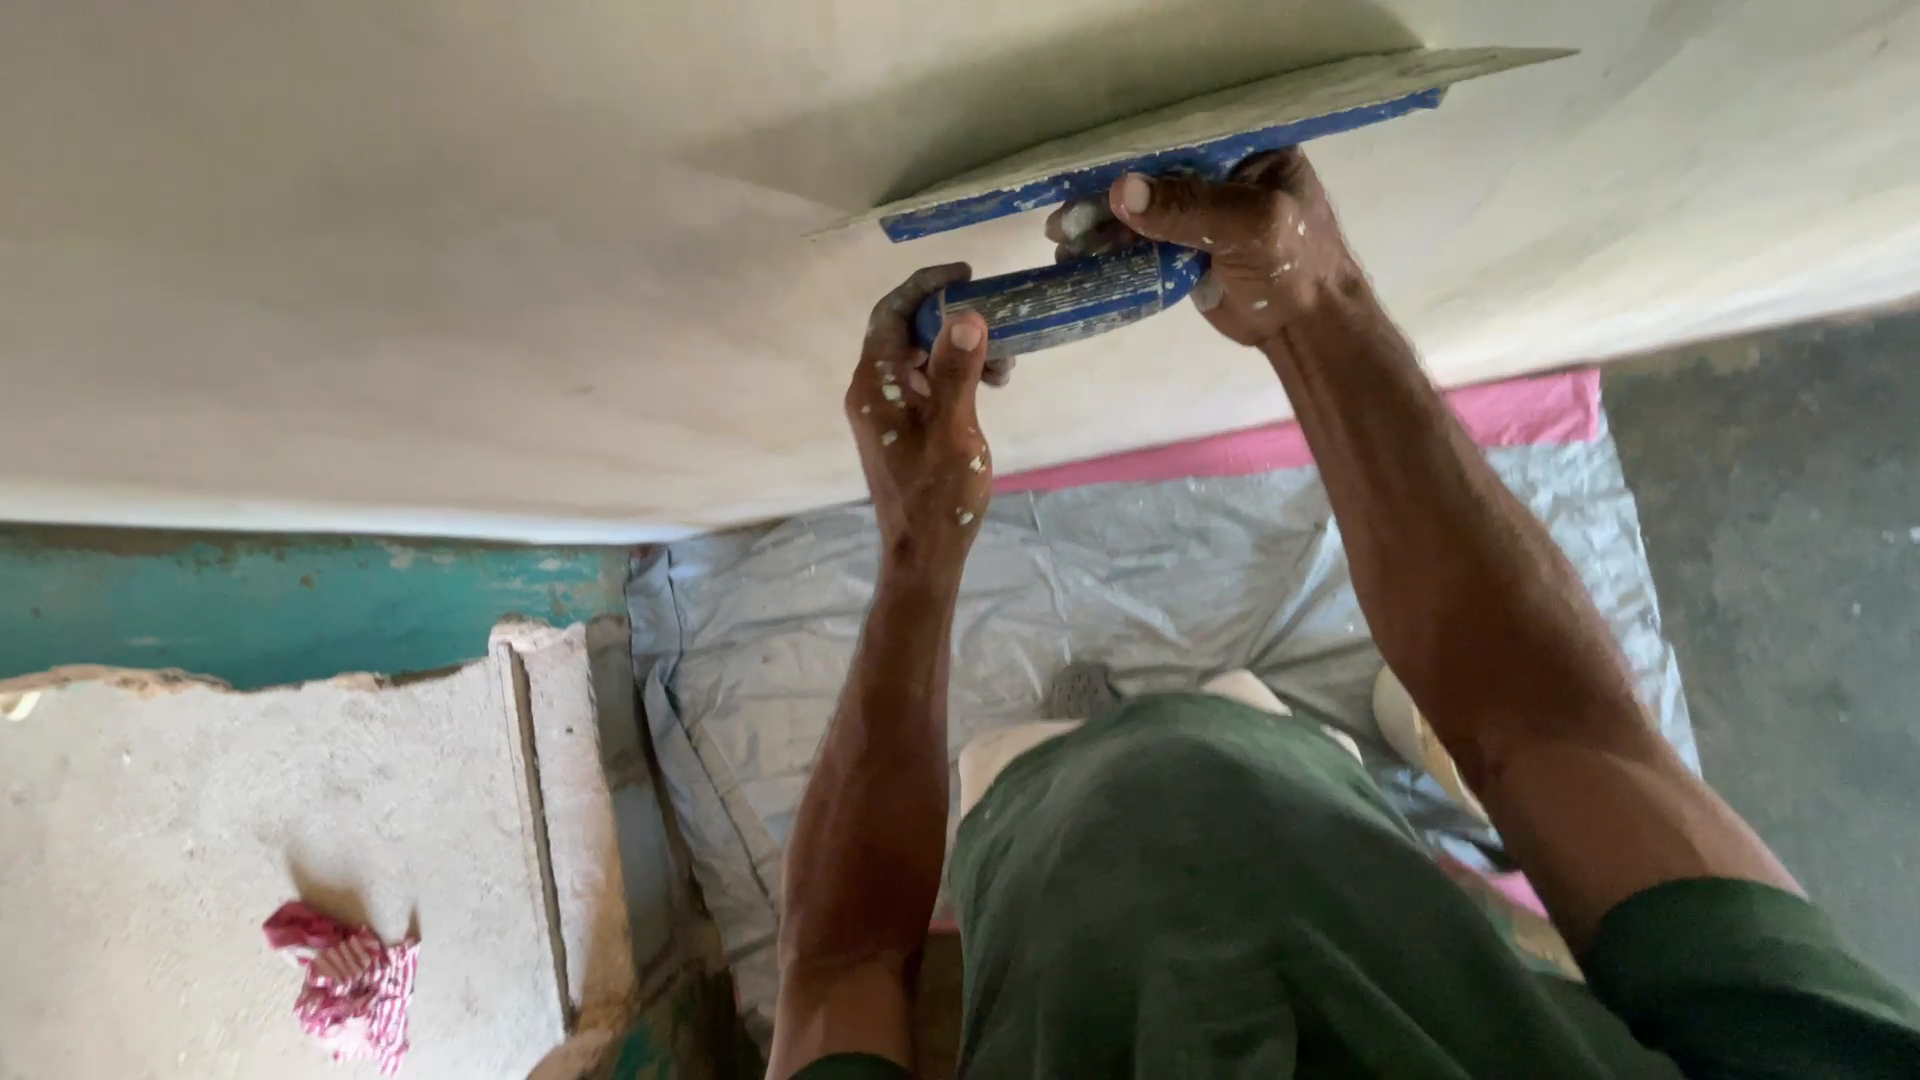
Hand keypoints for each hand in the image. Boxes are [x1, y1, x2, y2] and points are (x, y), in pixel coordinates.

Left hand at [847, 264, 997, 573]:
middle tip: (996, 324)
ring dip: (960, 351)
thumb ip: (957, 370)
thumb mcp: (954, 429)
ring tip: (1004, 366)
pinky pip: (927, 385)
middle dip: (952, 321)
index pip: (890, 314)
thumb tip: (966, 315)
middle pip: (906, 332)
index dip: (925, 286)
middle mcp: (873, 391)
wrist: (924, 552)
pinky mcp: (903, 429)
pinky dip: (955, 376)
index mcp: (875, 384)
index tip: (966, 275)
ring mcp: (887, 412)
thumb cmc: (937, 495)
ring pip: (921, 359)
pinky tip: (988, 387)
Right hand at [1043, 148, 1365, 348]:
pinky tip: (1082, 260)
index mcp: (1244, 150)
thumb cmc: (1294, 267)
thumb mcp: (1248, 226)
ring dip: (1102, 231)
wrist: (1306, 327)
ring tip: (1063, 245)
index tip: (1083, 178)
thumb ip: (1189, 207)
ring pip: (1143, 217)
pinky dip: (1115, 254)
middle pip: (1151, 182)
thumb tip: (1121, 191)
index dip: (1129, 161)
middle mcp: (1219, 176)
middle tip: (1062, 223)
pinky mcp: (1188, 253)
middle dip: (1104, 201)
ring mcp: (1202, 217)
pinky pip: (1145, 247)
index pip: (1177, 145)